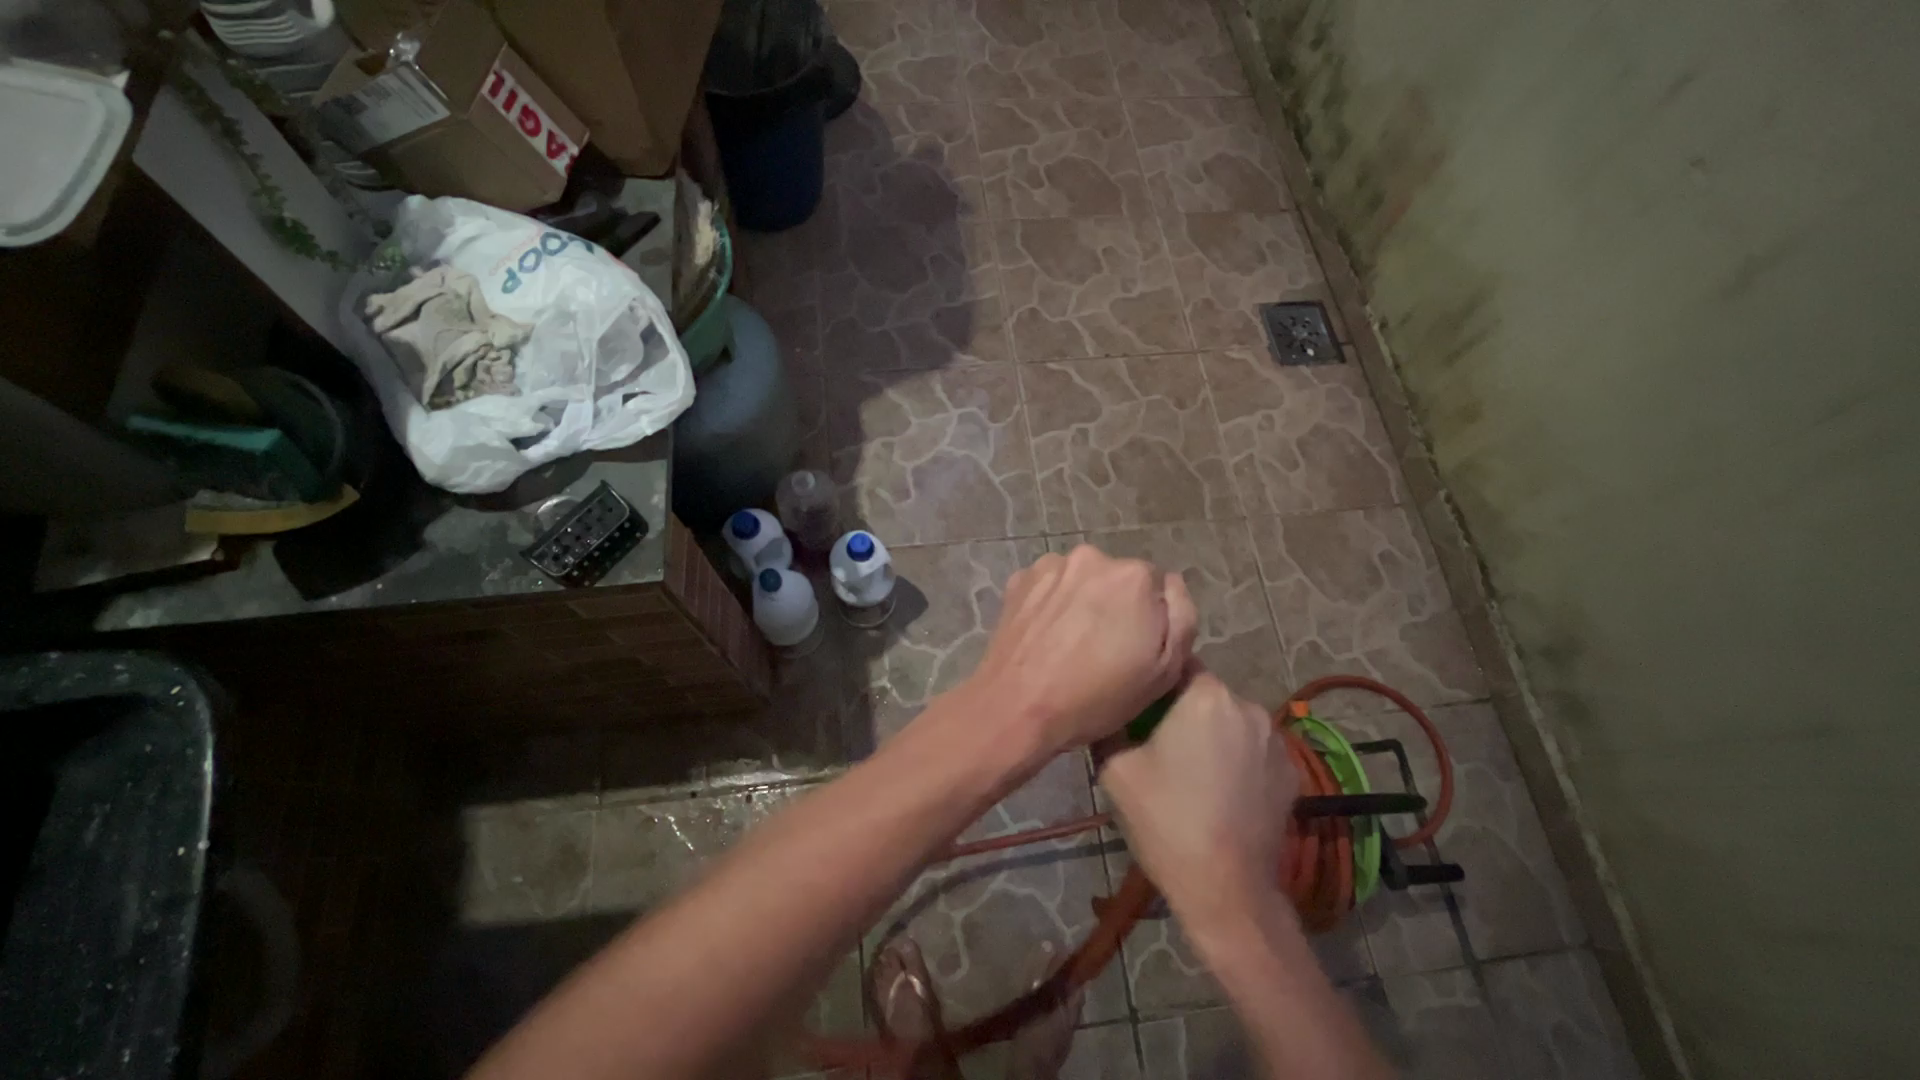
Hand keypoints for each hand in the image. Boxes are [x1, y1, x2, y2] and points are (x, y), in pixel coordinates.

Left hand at [965, 545, 1196, 754]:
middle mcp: (1092, 558)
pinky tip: (1045, 638)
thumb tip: (1171, 586)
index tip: (1134, 648)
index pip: (1156, 587)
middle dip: (1115, 605)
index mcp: (1134, 576)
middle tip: (1102, 650)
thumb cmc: (1096, 697)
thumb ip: (1182, 617)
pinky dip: (1051, 605)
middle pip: (1117, 579)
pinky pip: (1049, 588)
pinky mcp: (1018, 580)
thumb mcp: (1164, 670)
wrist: (1017, 708)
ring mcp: (1050, 566)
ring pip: (1081, 581)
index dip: (1149, 619)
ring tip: (1069, 646)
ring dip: (1082, 602)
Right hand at [1097, 667, 1299, 930]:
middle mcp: (1247, 705)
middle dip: (1182, 710)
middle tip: (1157, 745)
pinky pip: (1254, 750)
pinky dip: (1237, 760)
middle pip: (1205, 693)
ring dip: (1211, 734)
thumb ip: (1109, 725)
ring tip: (1190, 773)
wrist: (1226, 889)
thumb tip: (1108, 708)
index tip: (1137, 709)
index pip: (1176, 663)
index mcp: (1204, 695)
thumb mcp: (1114, 769)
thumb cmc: (1165, 821)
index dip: (1154, 683)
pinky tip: (1220, 794)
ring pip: (1231, 721)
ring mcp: (1276, 740)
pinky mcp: (1291, 773)